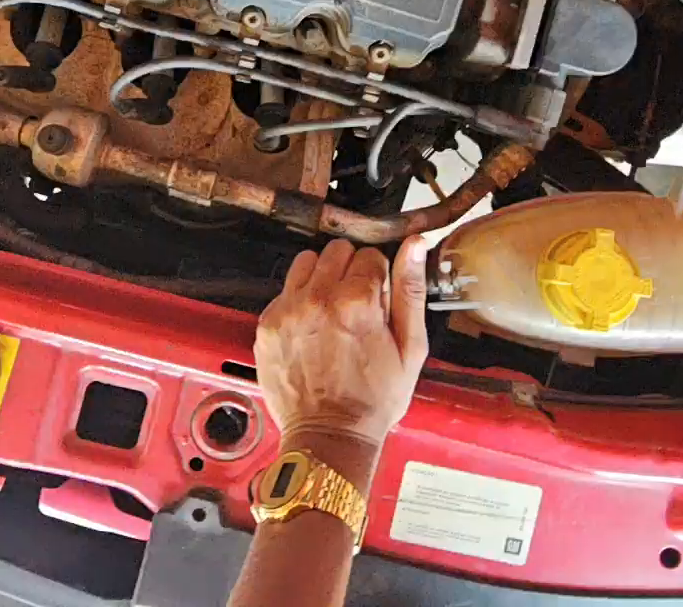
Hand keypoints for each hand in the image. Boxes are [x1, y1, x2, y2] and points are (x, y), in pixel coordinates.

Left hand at [254, 236, 432, 452]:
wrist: (329, 437)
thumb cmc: (375, 399)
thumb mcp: (410, 348)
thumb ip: (410, 289)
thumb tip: (415, 245)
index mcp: (357, 302)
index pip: (370, 254)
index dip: (379, 276)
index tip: (378, 299)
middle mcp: (318, 299)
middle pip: (337, 250)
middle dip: (350, 270)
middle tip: (356, 303)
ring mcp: (288, 310)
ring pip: (307, 260)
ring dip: (321, 277)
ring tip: (332, 309)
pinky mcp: (267, 323)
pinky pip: (285, 289)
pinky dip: (299, 299)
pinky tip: (312, 326)